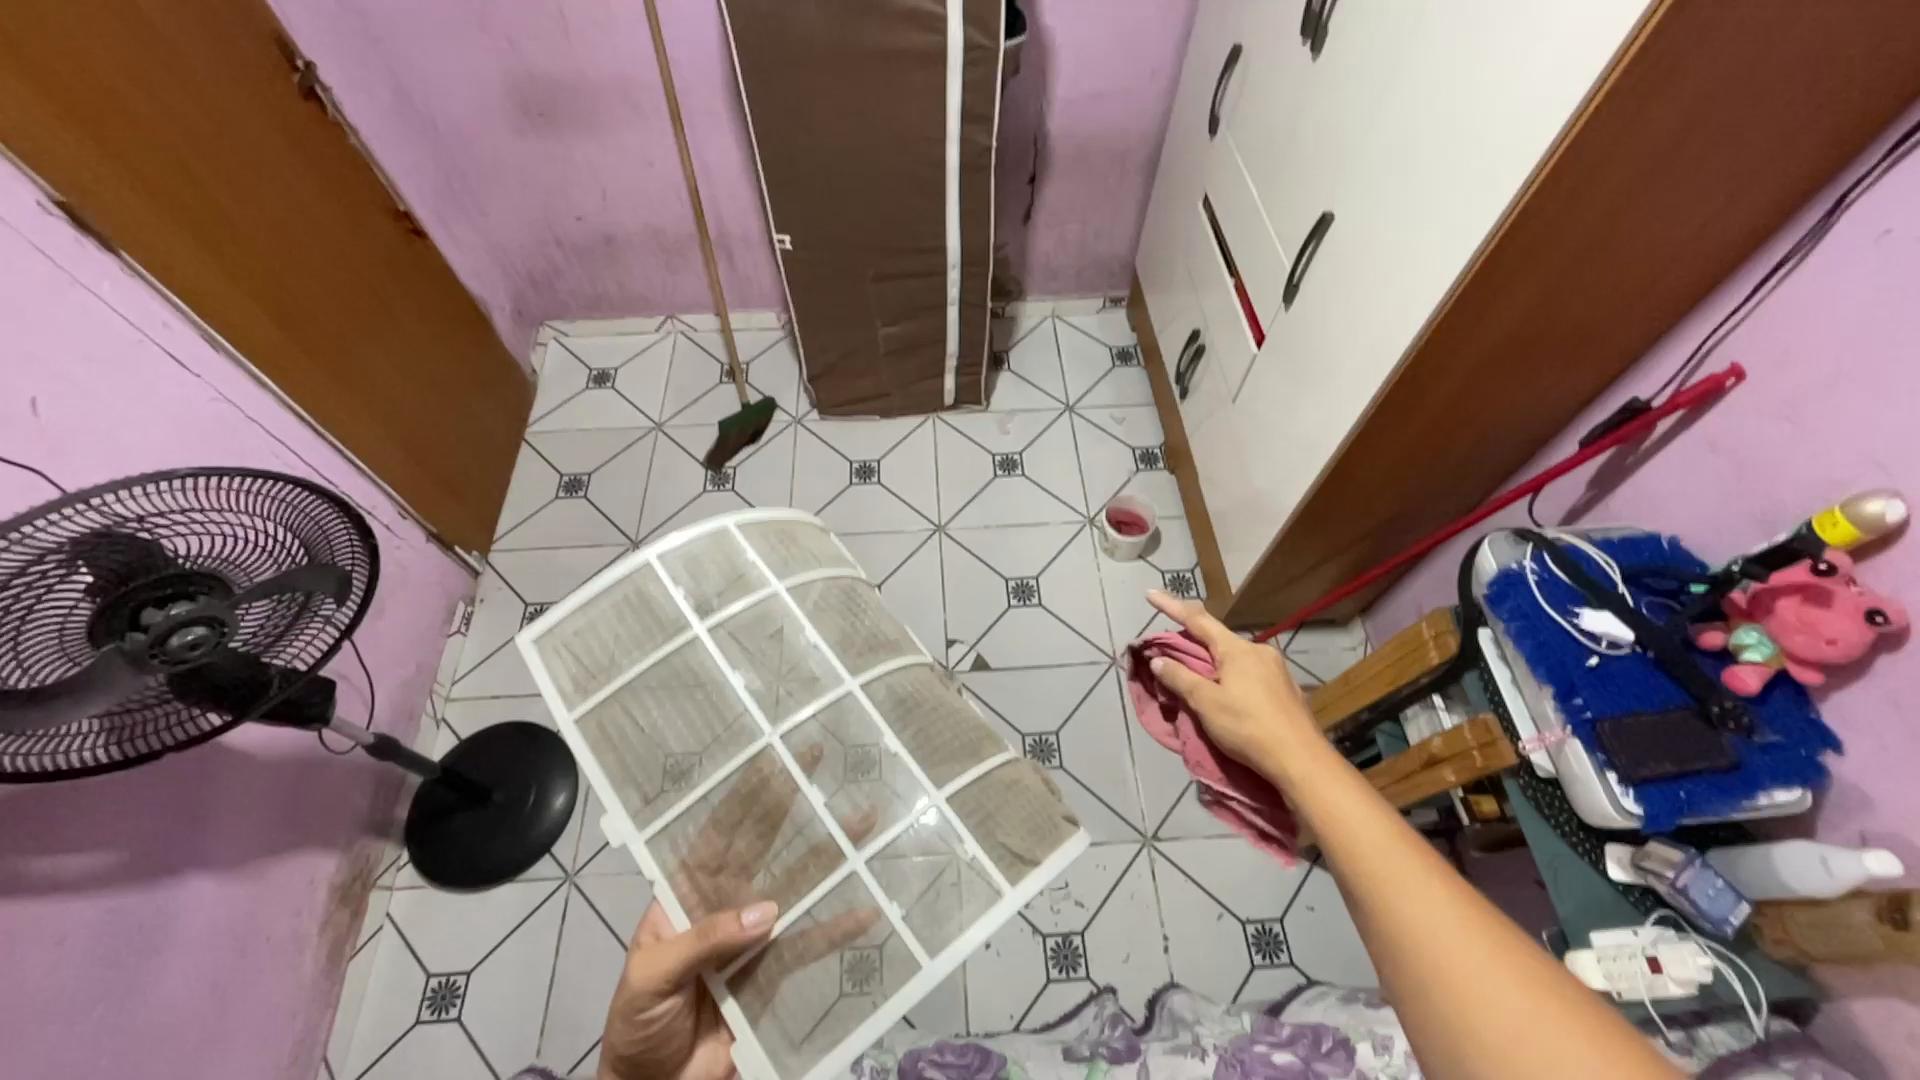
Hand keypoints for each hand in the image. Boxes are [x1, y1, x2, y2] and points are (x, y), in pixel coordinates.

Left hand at [599, 746, 879, 1079]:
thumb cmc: (637, 1022)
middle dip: (792, 807)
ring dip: (830, 856)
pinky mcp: (776, 971)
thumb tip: (769, 911)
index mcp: (686, 894)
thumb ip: (704, 939)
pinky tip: (868, 910)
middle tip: (822, 766)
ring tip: (864, 824)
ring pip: (797, 885)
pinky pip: (811, 945)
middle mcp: (725, 902)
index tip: (773, 758)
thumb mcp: (653, 974)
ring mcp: (755, 935)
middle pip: (764, 845)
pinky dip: (838, 928)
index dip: (744, 795)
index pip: (717, 833)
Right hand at [1146, 589, 1319, 769]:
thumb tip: (1158, 659)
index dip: (1171, 606)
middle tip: (1169, 648)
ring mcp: (1275, 669)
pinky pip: (1249, 672)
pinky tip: (1227, 692)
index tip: (1150, 594)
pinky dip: (1230, 675)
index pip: (1197, 620)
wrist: (1301, 760)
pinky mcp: (1284, 689)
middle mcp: (1259, 651)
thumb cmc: (1248, 727)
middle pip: (1217, 638)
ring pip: (1234, 657)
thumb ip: (1180, 678)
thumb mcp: (1206, 703)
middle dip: (1192, 641)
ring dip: (1213, 661)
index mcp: (1237, 649)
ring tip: (1196, 675)